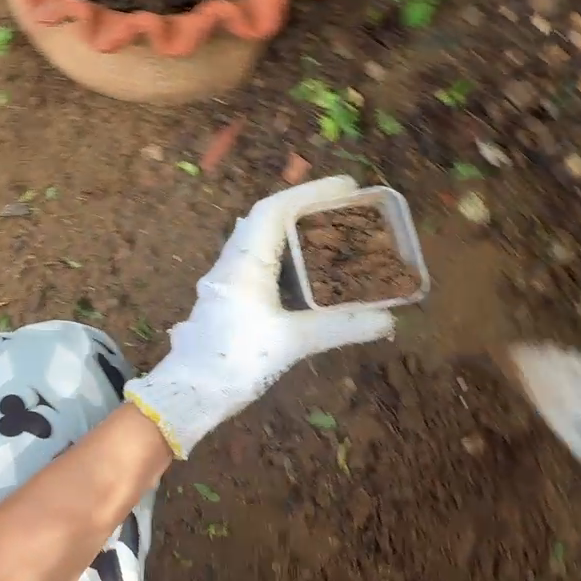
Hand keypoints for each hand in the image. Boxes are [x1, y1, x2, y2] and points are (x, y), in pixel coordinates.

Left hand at [123, 177, 395, 457]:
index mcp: (243, 262)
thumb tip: (389, 321)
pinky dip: (288, 260)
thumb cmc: (235, 360)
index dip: (310, 192)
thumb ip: (341, 327)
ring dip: (296, 235)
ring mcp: (228, 280)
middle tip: (349, 210)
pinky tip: (312, 273)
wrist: (190, 392)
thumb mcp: (293, 341)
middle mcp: (232, 263)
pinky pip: (261, 265)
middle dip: (308, 210)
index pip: (274, 210)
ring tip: (336, 235)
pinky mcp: (230, 299)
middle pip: (269, 221)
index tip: (347, 187)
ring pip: (263, 243)